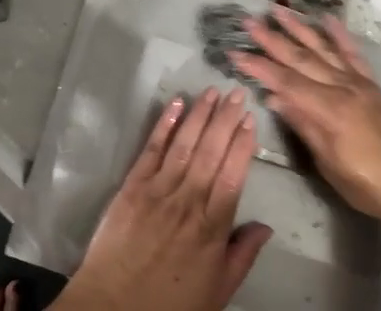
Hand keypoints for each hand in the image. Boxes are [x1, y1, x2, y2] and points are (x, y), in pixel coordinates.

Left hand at [56, 88, 273, 310]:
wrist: (115, 308)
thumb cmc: (172, 303)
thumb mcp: (218, 290)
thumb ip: (242, 254)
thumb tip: (266, 226)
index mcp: (212, 226)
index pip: (233, 175)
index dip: (243, 145)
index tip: (250, 119)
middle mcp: (188, 201)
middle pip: (211, 151)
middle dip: (226, 119)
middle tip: (237, 92)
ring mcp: (158, 190)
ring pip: (184, 143)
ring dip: (200, 114)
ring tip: (212, 90)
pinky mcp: (132, 186)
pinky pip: (151, 149)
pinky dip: (164, 124)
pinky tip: (176, 104)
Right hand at [231, 14, 380, 227]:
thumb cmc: (363, 184)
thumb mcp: (326, 161)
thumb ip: (302, 124)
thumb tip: (272, 97)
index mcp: (329, 109)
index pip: (286, 81)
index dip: (259, 67)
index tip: (235, 52)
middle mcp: (343, 87)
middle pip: (301, 58)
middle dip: (272, 40)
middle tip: (249, 22)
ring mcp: (359, 83)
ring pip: (323, 49)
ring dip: (299, 28)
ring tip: (278, 10)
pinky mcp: (371, 85)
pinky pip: (353, 54)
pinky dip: (339, 35)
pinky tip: (326, 19)